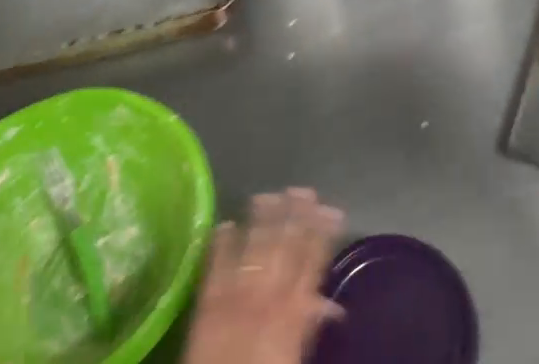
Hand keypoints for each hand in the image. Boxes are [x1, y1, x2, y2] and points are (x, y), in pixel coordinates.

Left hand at [182, 189, 344, 363]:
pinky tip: (226, 223)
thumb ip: (309, 323)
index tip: (331, 209)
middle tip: (302, 190)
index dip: (323, 232)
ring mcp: (235, 291)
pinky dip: (221, 242)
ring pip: (253, 246)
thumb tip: (330, 306)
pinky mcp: (207, 300)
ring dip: (261, 218)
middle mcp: (267, 292)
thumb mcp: (296, 355)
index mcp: (294, 308)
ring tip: (269, 195)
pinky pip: (215, 263)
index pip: (313, 260)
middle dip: (295, 215)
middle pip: (284, 245)